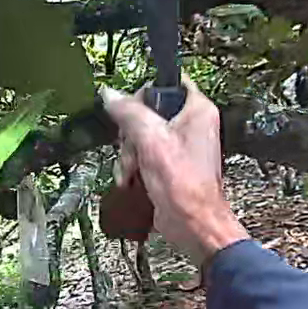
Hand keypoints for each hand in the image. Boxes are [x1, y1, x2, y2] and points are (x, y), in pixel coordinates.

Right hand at [102, 78, 250, 264]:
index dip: (145, 94)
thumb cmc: (185, 187)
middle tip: (132, 148)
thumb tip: (110, 95)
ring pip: (141, 135)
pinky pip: (143, 154)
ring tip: (132, 171)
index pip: (168, 82)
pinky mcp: (170, 165)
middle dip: (131, 134)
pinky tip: (132, 180)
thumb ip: (130, 113)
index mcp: (197, 110)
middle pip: (147, 112)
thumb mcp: (151, 141)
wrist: (194, 225)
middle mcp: (192, 125)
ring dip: (129, 154)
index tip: (133, 111)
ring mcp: (180, 146)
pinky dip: (134, 166)